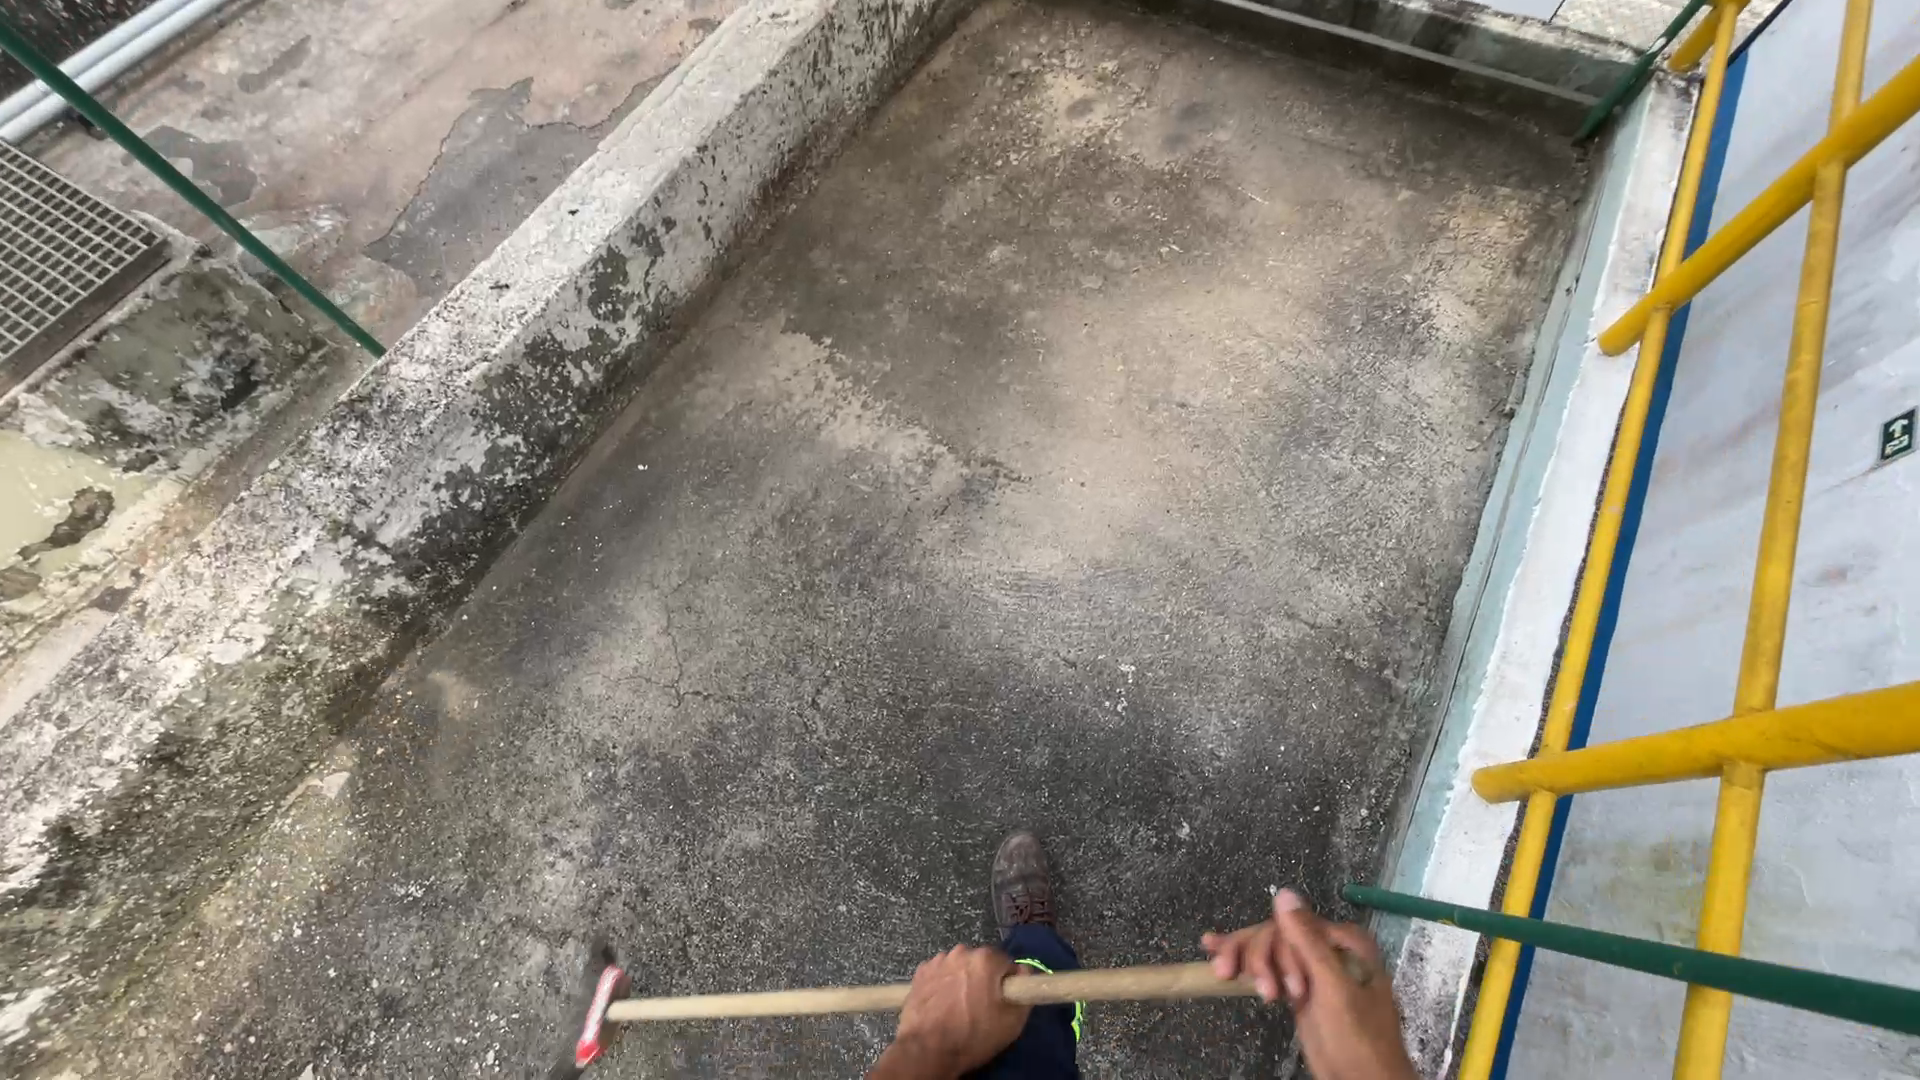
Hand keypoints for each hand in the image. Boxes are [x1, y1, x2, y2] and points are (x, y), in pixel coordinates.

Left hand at [870, 946, 1029, 1079]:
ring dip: (963, 979)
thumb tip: (1024, 974)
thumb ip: (1025, 993)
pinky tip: (942, 1004)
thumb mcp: (1011, 1023)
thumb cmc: (973, 1035)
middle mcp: (962, 951)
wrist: (927, 1049)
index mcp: (986, 958)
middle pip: (982, 962)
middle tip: (981, 1006)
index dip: (1007, 983)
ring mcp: (939, 959)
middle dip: (984, 979)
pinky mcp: (921, 971)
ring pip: (960, 966)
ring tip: (959, 1007)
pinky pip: (941, 973)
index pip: (1006, 964)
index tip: (1002, 1000)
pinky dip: (944, 983)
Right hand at [1202, 890, 1417, 1079]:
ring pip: (1267, 948)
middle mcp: (1326, 945)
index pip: (1290, 925)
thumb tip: (1284, 892)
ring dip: (1244, 960)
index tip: (1265, 982)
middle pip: (1274, 935)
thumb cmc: (1358, 1039)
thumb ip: (1308, 941)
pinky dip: (1242, 960)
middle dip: (1255, 957)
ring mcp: (1311, 966)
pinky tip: (1213, 949)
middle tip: (1242, 984)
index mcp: (1342, 940)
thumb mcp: (1334, 988)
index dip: (1270, 947)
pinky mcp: (1297, 986)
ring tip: (1223, 975)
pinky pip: (1268, 965)